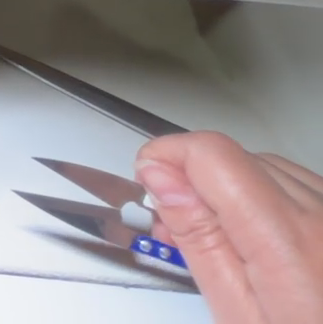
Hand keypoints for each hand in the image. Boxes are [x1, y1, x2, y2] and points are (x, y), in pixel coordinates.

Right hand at [135, 131, 322, 323]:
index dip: (168, 159)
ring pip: (270, 169)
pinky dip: (275, 202)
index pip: (210, 152)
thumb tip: (156, 173)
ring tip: (233, 240)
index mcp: (292, 240)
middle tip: (186, 231)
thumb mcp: (238, 311)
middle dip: (195, 180)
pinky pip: (307, 189)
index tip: (154, 189)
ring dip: (236, 190)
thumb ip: (197, 236)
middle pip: (235, 156)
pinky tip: (273, 241)